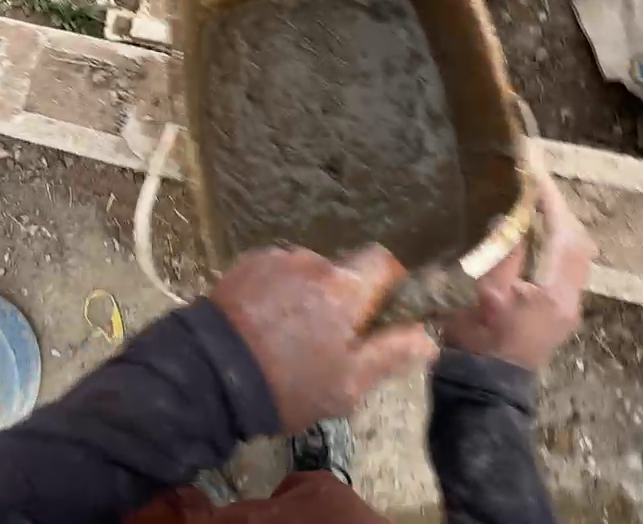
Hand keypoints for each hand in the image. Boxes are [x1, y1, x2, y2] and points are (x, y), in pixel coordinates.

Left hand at [210, 244, 438, 432]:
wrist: (214, 373)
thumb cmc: (290, 384)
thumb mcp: (349, 383)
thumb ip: (392, 354)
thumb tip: (429, 337)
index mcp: (345, 288)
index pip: (383, 261)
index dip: (389, 281)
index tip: (381, 309)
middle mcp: (313, 261)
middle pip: (342, 270)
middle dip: (342, 296)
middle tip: (328, 337)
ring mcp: (276, 258)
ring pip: (307, 271)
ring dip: (307, 293)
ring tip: (288, 332)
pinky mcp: (247, 261)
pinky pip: (276, 271)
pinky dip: (277, 289)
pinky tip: (264, 321)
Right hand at [442, 170, 596, 370]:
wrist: (483, 386)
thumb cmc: (478, 339)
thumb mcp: (484, 291)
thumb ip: (501, 252)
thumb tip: (508, 214)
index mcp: (555, 293)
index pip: (565, 236)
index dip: (550, 201)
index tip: (533, 171)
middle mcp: (571, 299)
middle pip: (578, 243)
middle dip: (557, 209)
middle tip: (532, 181)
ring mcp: (566, 307)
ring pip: (573, 254)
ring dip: (556, 224)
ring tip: (530, 199)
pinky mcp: (555, 311)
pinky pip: (562, 264)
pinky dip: (550, 240)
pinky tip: (528, 230)